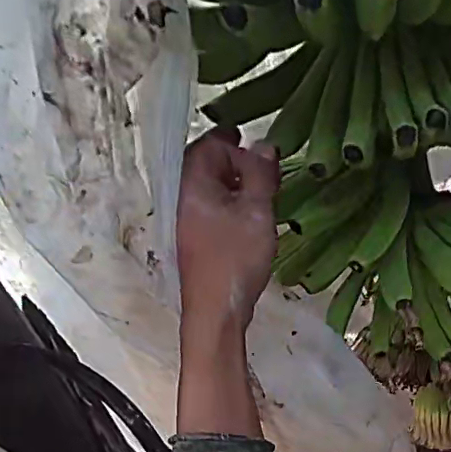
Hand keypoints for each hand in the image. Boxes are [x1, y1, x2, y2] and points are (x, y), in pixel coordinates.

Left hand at [177, 127, 279, 337]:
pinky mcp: (200, 243)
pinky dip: (233, 205)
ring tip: (262, 193)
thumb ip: (260, 177)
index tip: (258, 147)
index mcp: (195, 184)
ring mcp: (190, 223)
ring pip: (212, 191)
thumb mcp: (256, 214)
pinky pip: (215, 211)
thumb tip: (263, 145)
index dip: (233, 141)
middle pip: (206, 166)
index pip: (209, 145)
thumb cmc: (236, 259)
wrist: (216, 310)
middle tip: (263, 167)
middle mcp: (186, 198)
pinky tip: (251, 220)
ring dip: (235, 185)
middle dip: (233, 161)